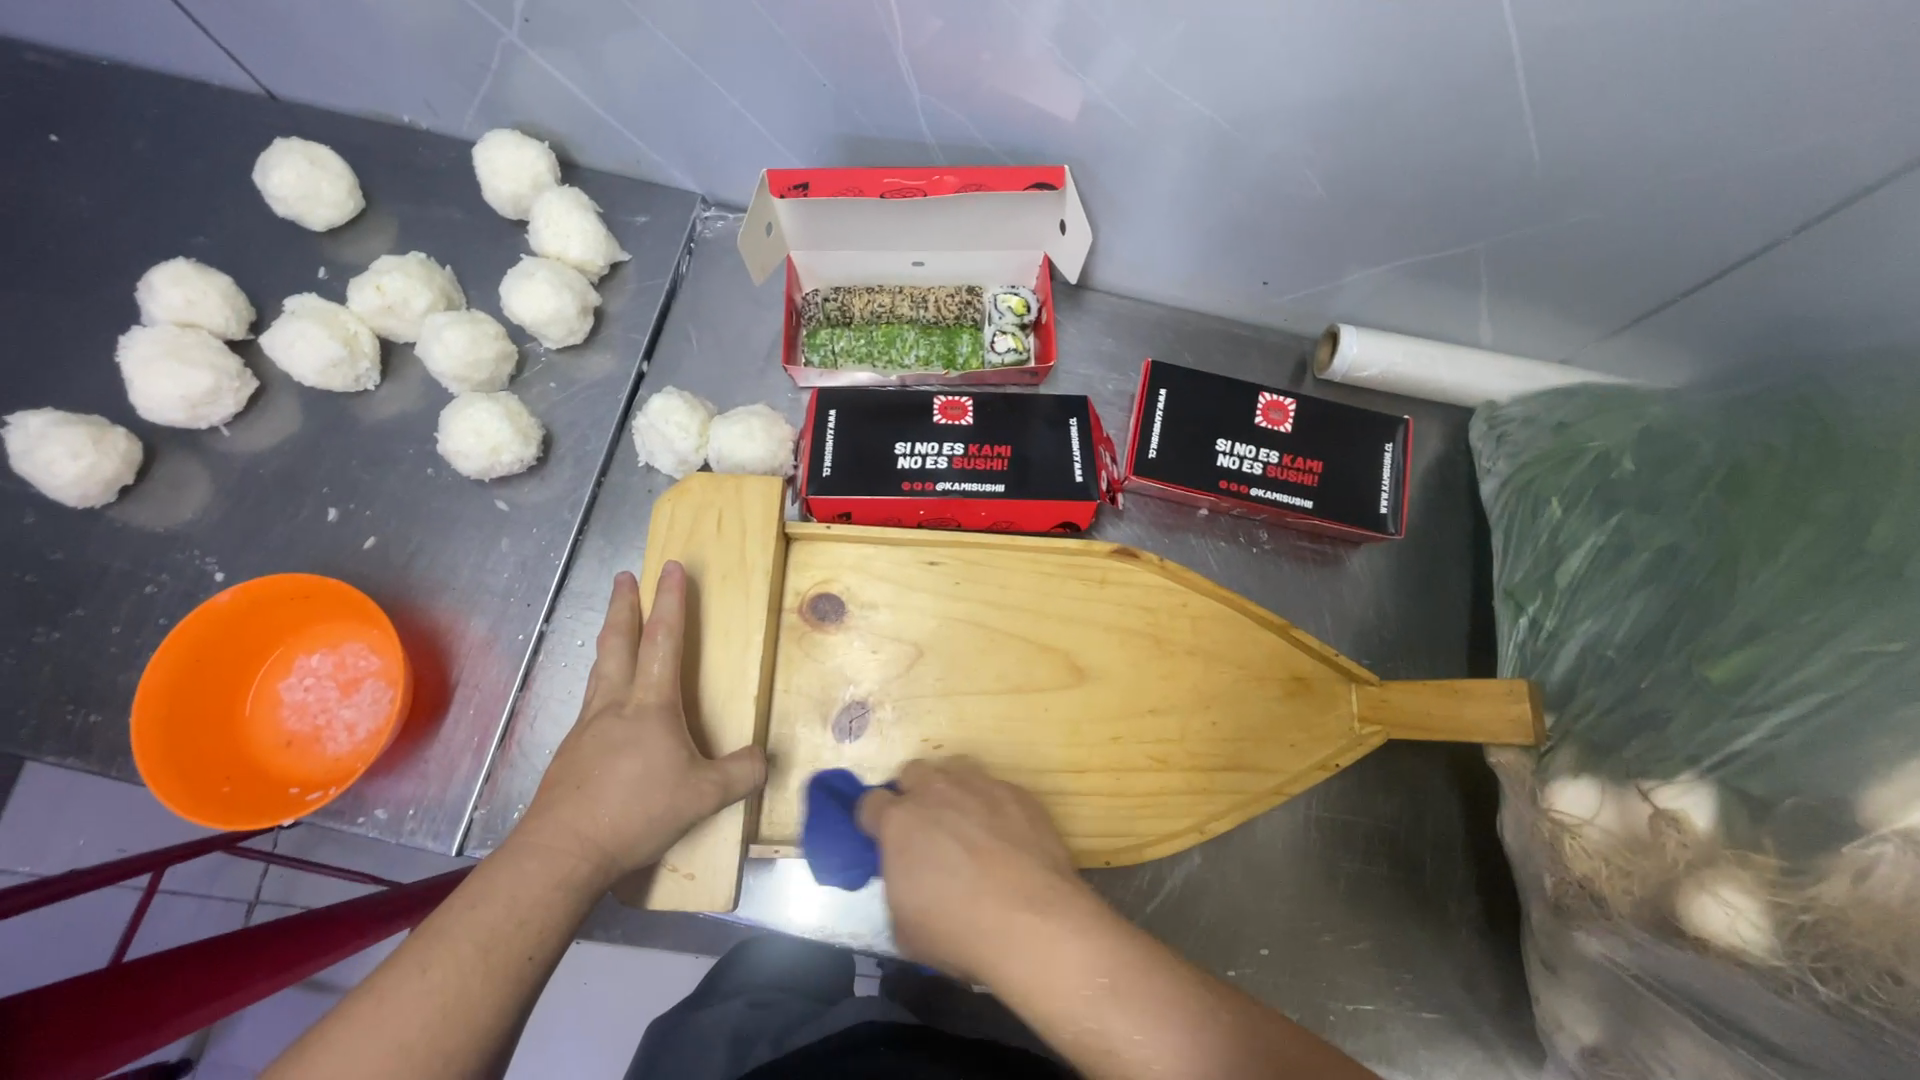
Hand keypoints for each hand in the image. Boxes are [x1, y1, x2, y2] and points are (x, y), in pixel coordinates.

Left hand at [511, 565, 765, 888]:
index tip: (670, 567)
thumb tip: (763, 758)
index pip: (663, 641)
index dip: (671, 602)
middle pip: (618, 643)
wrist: (563, 850)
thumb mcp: (705, 797)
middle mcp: (614, 706)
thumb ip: (741, 774)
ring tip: (612, 627)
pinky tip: (604, 705)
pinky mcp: (570, 754)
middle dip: (624, 606)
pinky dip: (600, 685)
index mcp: (650, 706)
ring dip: (608, 640)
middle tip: (624, 577)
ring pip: (598, 670)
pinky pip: (589, 705)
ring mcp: (585, 728)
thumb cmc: (637, 813)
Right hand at [858, 757, 1093, 981]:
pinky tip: (1005, 836)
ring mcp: (980, 786)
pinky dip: (993, 806)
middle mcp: (936, 792)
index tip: (883, 841)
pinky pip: (995, 789)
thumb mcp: (904, 927)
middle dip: (913, 795)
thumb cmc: (959, 931)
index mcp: (899, 822)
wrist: (1033, 922)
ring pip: (955, 770)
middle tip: (926, 829)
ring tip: (965, 825)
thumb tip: (909, 880)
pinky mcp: (1017, 793)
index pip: (870, 803)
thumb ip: (898, 888)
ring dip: (952, 791)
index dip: (874, 822)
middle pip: (913, 773)